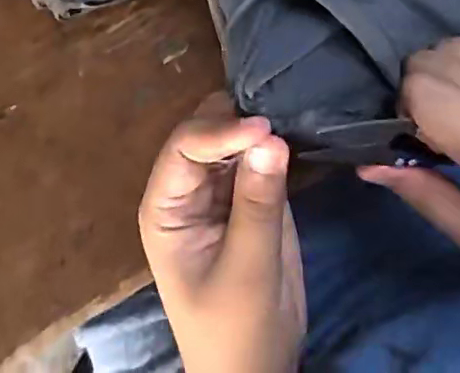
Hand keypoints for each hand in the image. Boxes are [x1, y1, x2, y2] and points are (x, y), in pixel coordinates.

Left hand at [138, 93, 304, 372]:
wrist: (258, 370)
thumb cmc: (237, 330)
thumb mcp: (248, 271)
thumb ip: (258, 203)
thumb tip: (270, 138)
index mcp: (165, 206)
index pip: (184, 147)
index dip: (220, 132)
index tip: (264, 129)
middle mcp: (186, 188)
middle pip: (205, 131)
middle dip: (237, 118)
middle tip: (278, 113)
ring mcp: (217, 189)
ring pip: (231, 136)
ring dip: (256, 126)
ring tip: (288, 113)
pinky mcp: (247, 194)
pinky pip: (255, 154)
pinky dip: (272, 142)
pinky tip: (293, 131)